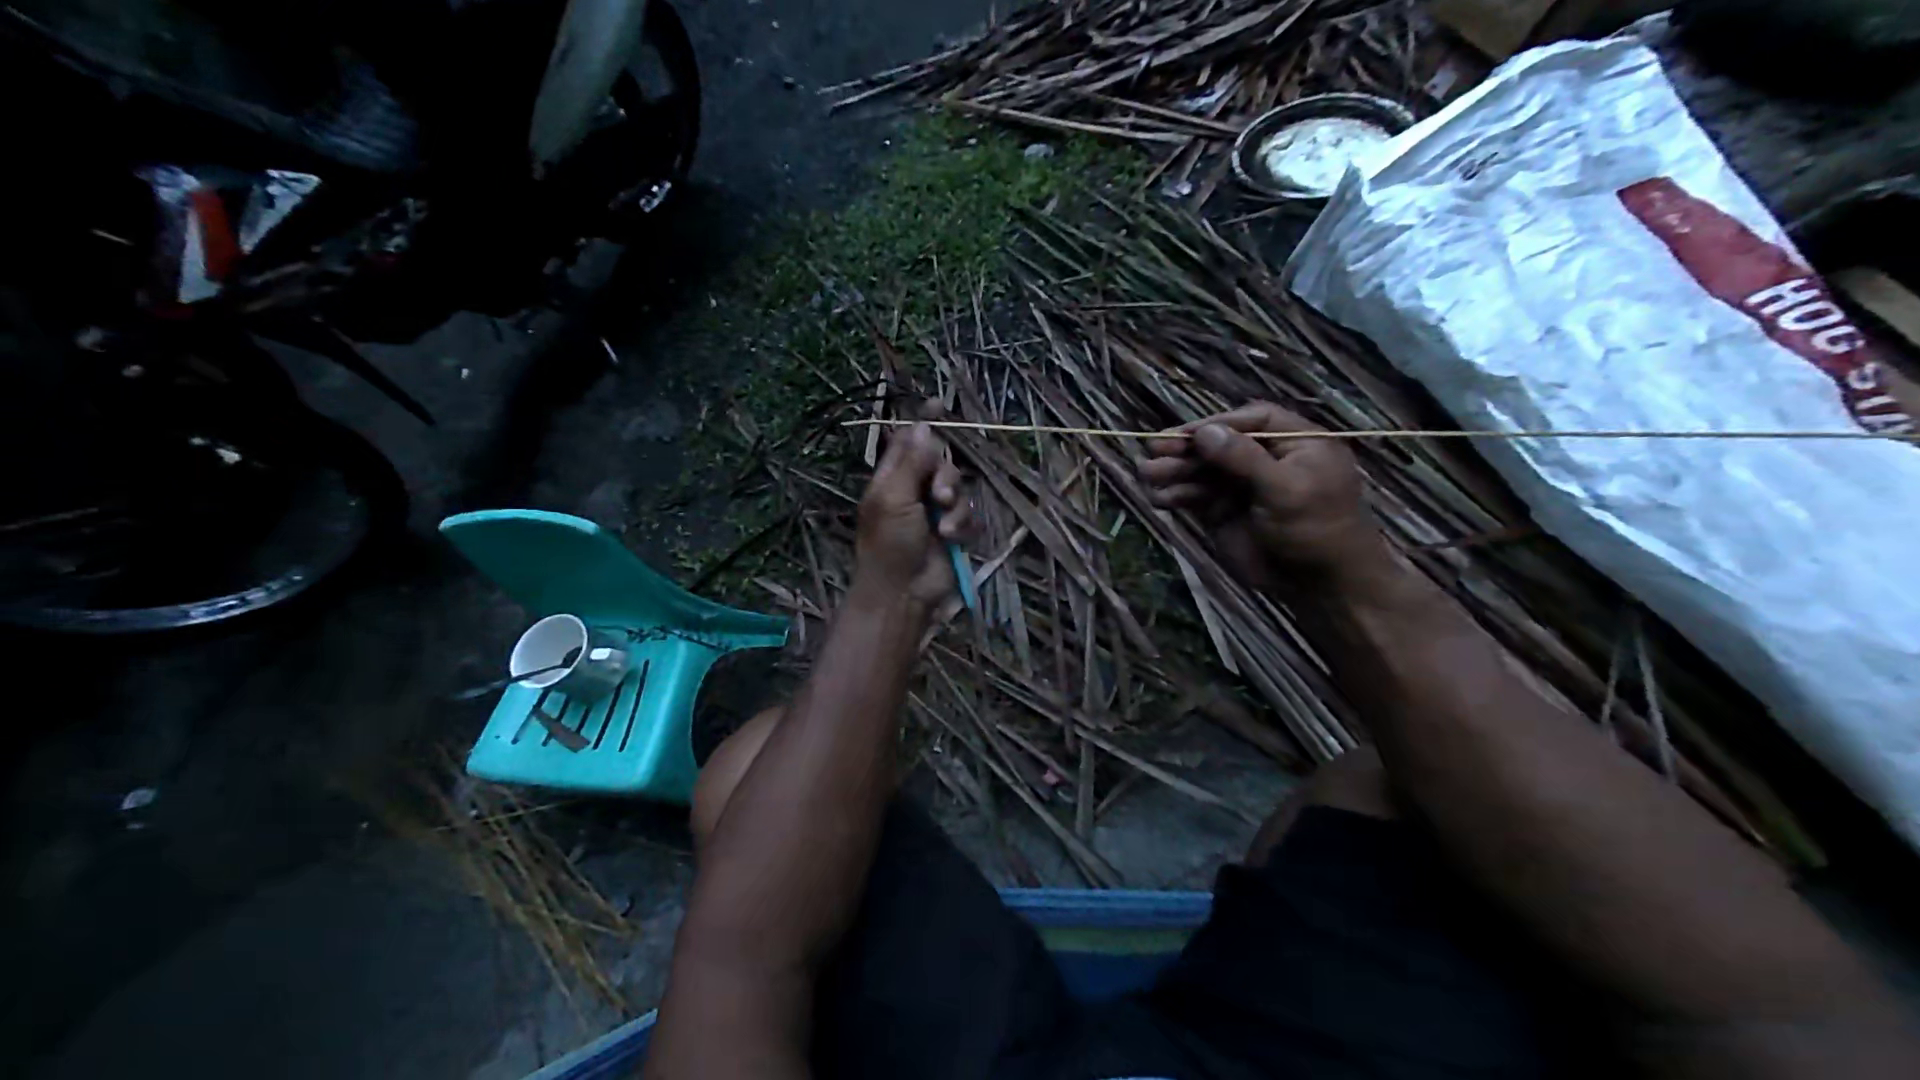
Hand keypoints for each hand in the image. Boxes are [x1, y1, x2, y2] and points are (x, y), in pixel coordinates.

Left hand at [853, 421, 971, 610]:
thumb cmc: (889, 544)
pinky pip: (970, 516)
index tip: (940, 404)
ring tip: (944, 528)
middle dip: (945, 478)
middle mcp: (914, 491)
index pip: (908, 442)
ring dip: (956, 507)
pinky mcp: (954, 533)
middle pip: (941, 463)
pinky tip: (953, 539)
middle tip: (939, 496)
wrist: (903, 593)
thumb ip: (910, 462)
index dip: (923, 424)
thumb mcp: (893, 497)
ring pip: (959, 489)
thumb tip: (921, 425)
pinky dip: (964, 526)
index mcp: (892, 479)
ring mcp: (935, 512)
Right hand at [1139, 402, 1384, 594]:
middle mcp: (1267, 460)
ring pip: (1204, 471)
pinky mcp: (1225, 512)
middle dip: (1187, 449)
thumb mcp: (1285, 488)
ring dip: (1175, 472)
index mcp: (1296, 444)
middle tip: (1152, 450)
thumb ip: (1244, 459)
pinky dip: (1177, 496)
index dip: (1216, 424)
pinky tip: (1159, 499)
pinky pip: (1197, 497)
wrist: (1320, 585)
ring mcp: (1243, 487)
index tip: (1184, 433)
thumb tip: (1206, 432)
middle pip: (1221, 445)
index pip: (1252, 421)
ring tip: (1147, 474)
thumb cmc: (1315, 529)